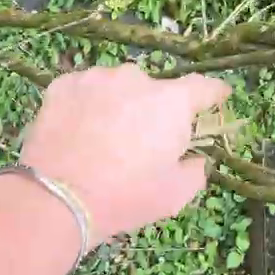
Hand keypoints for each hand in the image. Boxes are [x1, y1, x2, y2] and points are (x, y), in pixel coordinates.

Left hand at [19, 64, 231, 239]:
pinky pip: (83, 90)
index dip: (212, 92)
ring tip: (102, 138)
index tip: (218, 96)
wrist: (57, 196)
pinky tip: (77, 132)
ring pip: (115, 87)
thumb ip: (195, 170)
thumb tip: (195, 158)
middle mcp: (134, 79)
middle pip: (153, 90)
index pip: (201, 87)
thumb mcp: (174, 194)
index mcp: (170, 102)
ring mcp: (95, 78)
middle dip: (152, 110)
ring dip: (116, 104)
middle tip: (140, 141)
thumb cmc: (124, 197)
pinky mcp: (62, 84)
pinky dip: (85, 105)